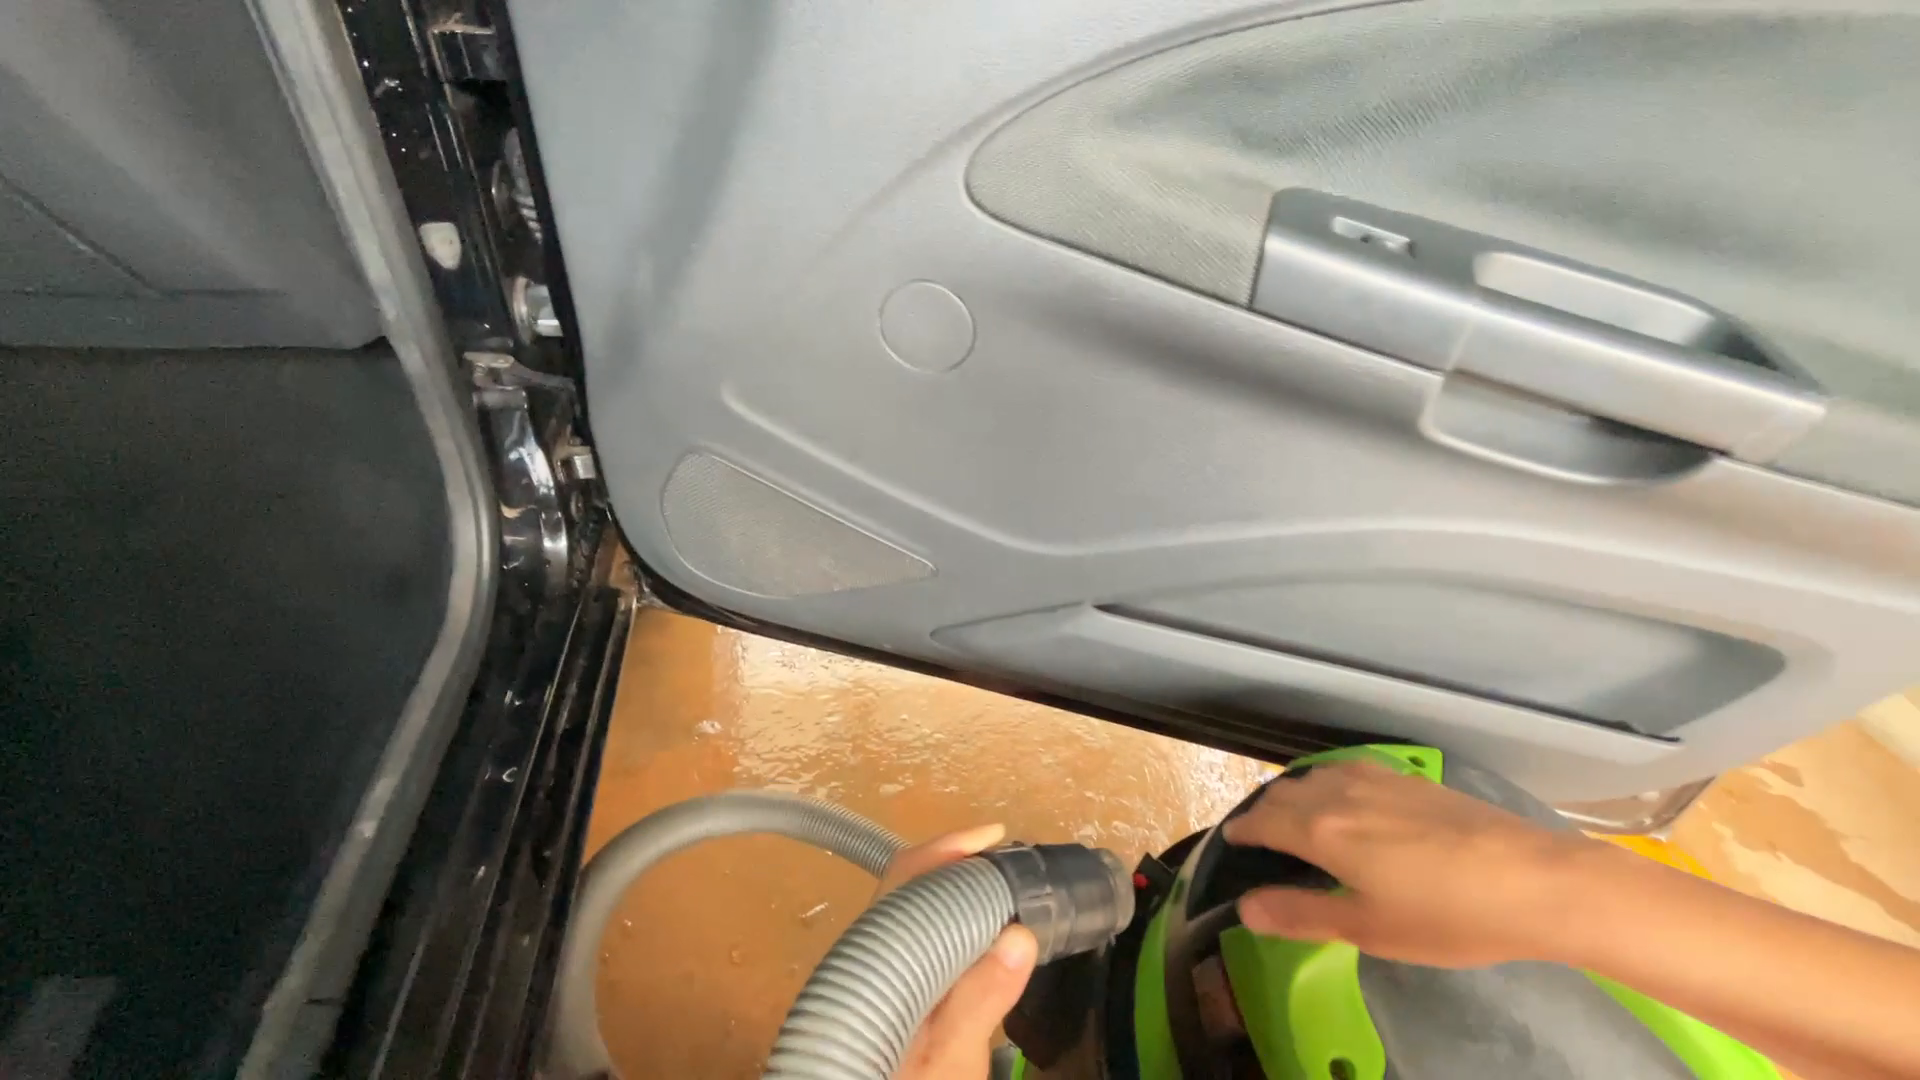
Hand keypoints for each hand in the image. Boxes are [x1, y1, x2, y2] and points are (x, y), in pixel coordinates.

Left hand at [880, 825, 1039, 1079]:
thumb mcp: (947, 1064)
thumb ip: (978, 1001)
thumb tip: (1020, 934)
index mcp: (877, 957)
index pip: (909, 876)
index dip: (951, 848)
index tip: (998, 837)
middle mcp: (868, 953)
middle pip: (908, 886)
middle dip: (959, 866)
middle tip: (1010, 865)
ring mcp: (873, 974)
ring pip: (910, 912)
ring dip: (954, 893)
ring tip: (1002, 892)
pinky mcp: (884, 996)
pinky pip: (915, 941)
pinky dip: (948, 925)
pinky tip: (977, 939)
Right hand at [1219, 763, 1601, 967]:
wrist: (1536, 881)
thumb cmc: (1447, 916)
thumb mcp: (1369, 929)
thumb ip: (1302, 914)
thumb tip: (1245, 907)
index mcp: (1320, 831)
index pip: (1262, 822)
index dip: (1242, 832)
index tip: (1232, 842)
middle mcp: (1337, 794)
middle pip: (1284, 793)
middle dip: (1264, 812)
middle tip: (1262, 837)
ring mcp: (1375, 780)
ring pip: (1315, 777)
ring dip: (1295, 795)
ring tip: (1299, 820)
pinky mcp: (1407, 778)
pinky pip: (1346, 772)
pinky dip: (1328, 786)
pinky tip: (1349, 804)